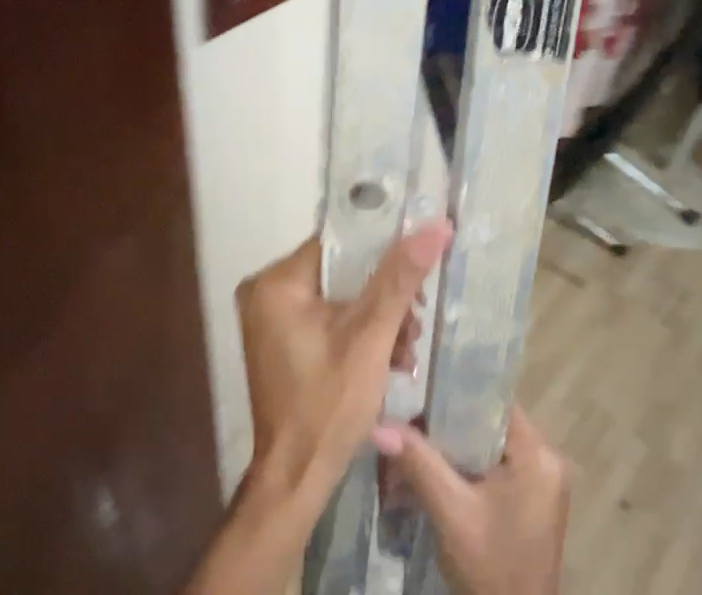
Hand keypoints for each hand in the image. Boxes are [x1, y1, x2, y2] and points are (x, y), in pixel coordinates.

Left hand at [237, 220, 451, 498]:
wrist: (297, 474)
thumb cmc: (328, 404)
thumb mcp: (370, 338)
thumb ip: (399, 279)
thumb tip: (435, 227)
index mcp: (276, 283)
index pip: (338, 243)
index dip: (382, 249)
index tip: (420, 263)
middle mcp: (266, 292)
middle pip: (340, 271)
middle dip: (384, 296)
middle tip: (415, 322)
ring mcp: (271, 319)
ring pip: (339, 298)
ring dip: (379, 319)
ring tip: (407, 349)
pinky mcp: (282, 342)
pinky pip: (328, 320)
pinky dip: (359, 334)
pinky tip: (390, 359)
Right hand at [373, 406, 571, 594]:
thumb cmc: (491, 564)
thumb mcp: (451, 512)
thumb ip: (419, 463)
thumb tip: (379, 425)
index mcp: (538, 454)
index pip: (496, 401)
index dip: (457, 391)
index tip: (421, 386)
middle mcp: (548, 459)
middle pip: (491, 421)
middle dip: (450, 419)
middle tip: (409, 411)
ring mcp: (543, 481)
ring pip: (491, 444)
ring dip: (456, 443)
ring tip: (415, 434)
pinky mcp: (533, 500)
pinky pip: (496, 465)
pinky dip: (468, 463)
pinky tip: (437, 466)